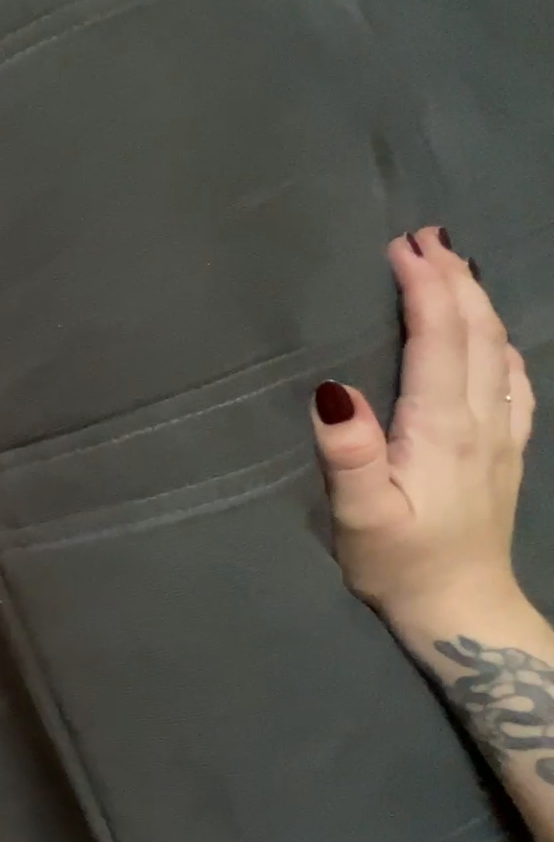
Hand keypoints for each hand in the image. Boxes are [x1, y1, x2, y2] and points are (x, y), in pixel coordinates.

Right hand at [313, 228, 535, 637]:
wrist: (460, 604)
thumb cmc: (396, 558)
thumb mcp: (358, 511)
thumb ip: (348, 451)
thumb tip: (332, 391)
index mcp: (442, 429)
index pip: (441, 342)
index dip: (426, 291)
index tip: (402, 249)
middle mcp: (482, 421)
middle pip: (477, 335)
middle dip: (454, 281)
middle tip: (427, 238)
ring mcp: (501, 434)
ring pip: (499, 349)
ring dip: (476, 303)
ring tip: (453, 269)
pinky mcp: (502, 450)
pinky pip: (508, 378)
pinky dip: (494, 341)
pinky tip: (486, 337)